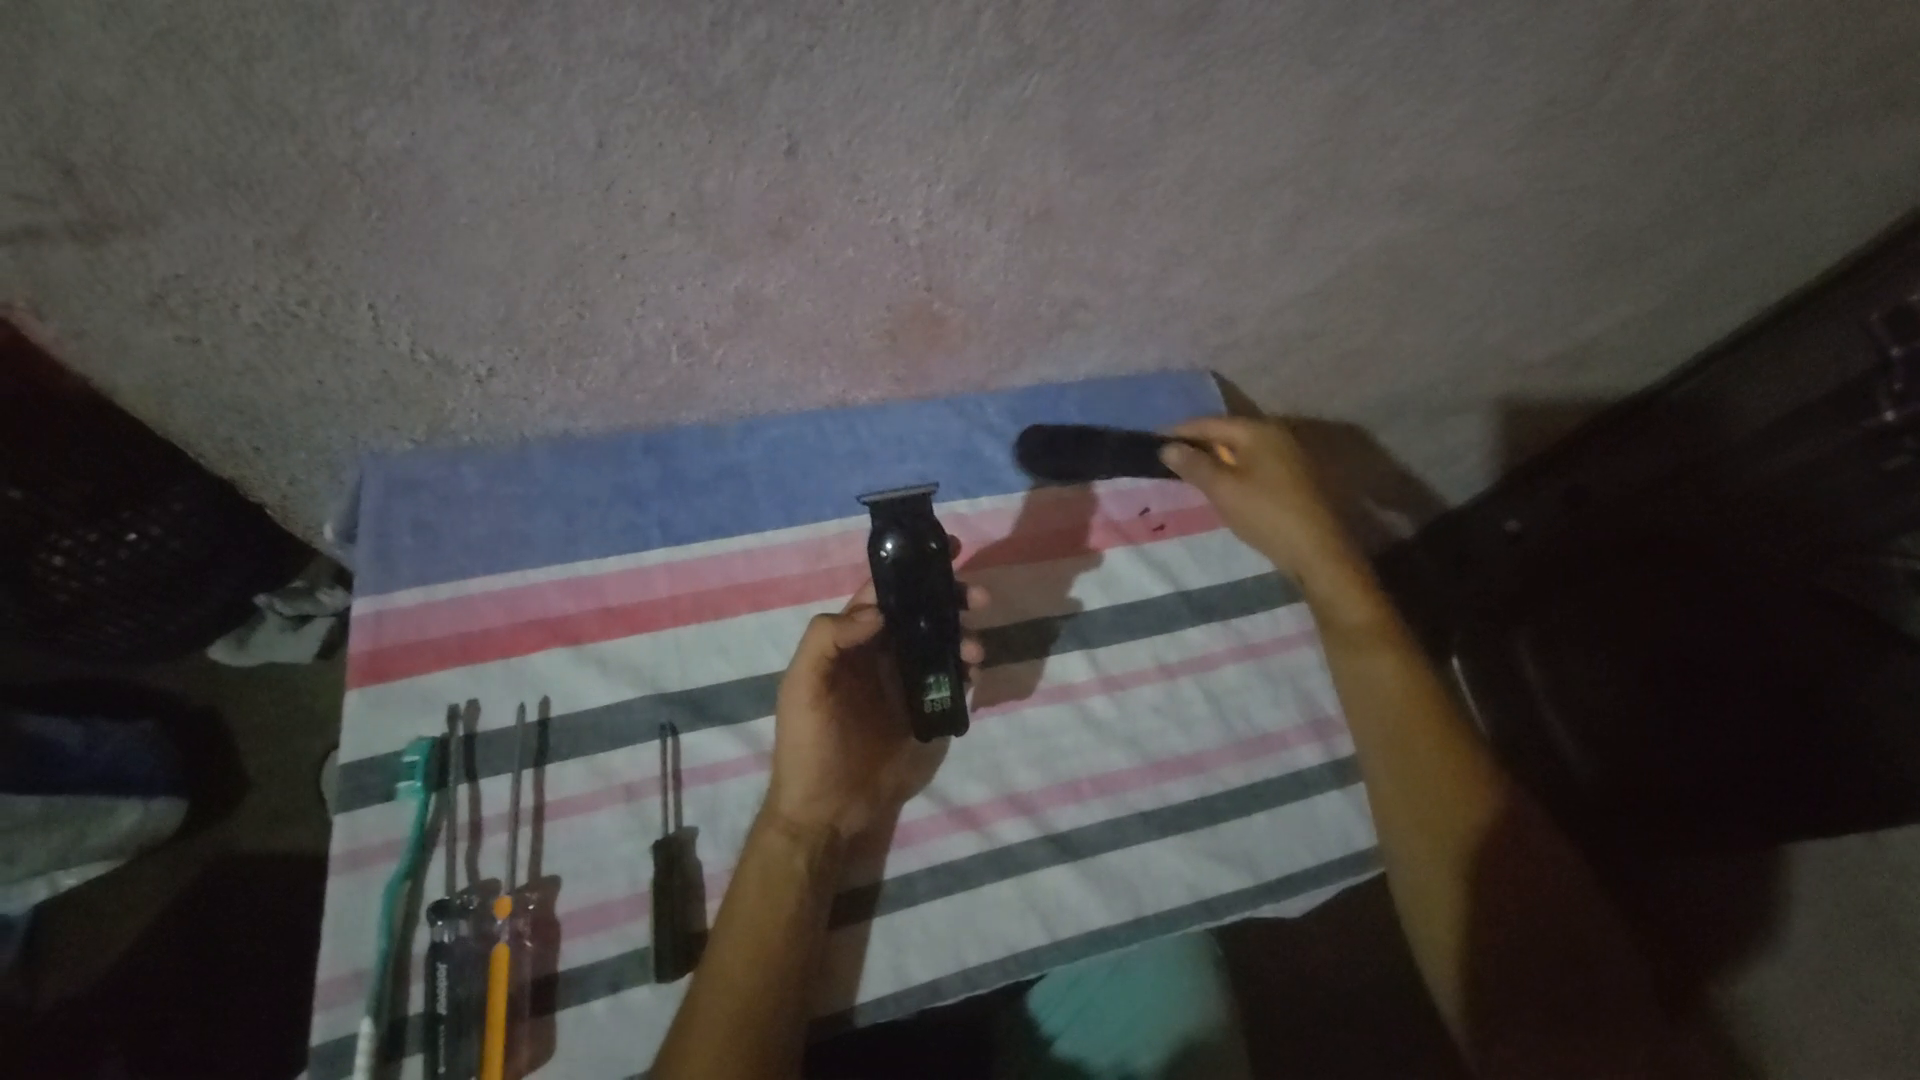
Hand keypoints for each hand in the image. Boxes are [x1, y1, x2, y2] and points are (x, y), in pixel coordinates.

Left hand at [765, 559, 987, 843]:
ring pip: (942, 642)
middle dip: (950, 597)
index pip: (882, 593)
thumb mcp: (803, 685)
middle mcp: (881, 654)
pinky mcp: (928, 710)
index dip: (910, 568)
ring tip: (976, 646)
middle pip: (920, 612)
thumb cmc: (810, 744)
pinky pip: (954, 678)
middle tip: (978, 595)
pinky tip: (975, 670)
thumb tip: (880, 609)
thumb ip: (828, 638)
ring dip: (964, 634)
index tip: (945, 549)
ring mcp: (906, 682)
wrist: (830, 810)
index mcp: (850, 642)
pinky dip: (969, 668)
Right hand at [1159, 416, 1362, 584]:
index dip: (1180, 431)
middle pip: (1228, 433)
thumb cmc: (1266, 514)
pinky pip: (1255, 462)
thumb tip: (1168, 447)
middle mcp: (1277, 434)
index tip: (1154, 439)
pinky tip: (1222, 482)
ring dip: (1216, 456)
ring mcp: (1290, 454)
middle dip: (1198, 442)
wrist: (1317, 549)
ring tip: (1190, 469)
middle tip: (1170, 455)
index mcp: (1259, 430)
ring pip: (1243, 449)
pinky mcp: (1296, 475)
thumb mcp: (1223, 489)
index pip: (1210, 423)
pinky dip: (1234, 467)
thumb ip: (1194, 465)